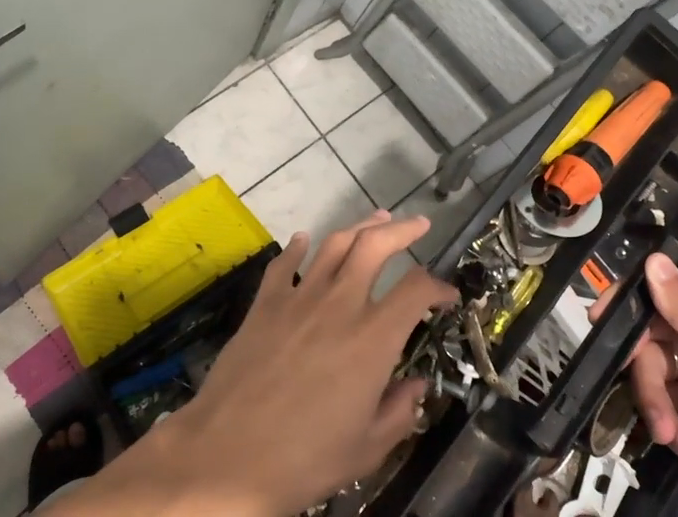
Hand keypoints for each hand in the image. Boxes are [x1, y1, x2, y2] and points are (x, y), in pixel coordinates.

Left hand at [48, 211, 457, 515]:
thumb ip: (399, 411)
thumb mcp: (368, 448)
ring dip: (358, 227)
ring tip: (376, 220)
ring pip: (332, 244)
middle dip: (401, 230)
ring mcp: (297, 298)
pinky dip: (298, 247)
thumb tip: (416, 386)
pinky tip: (304, 240)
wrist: (229, 452)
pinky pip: (285, 264)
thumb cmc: (306, 458)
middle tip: (419, 225)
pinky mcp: (264, 304)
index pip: (416, 290)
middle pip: (373, 246)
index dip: (438, 285)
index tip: (448, 295)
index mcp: (373, 339)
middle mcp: (338, 305)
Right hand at [595, 254, 677, 516]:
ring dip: (659, 410)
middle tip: (651, 404)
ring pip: (650, 377)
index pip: (664, 296)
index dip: (630, 305)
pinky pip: (661, 407)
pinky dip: (670, 428)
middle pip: (649, 342)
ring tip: (674, 438)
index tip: (597, 319)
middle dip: (647, 378)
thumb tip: (654, 257)